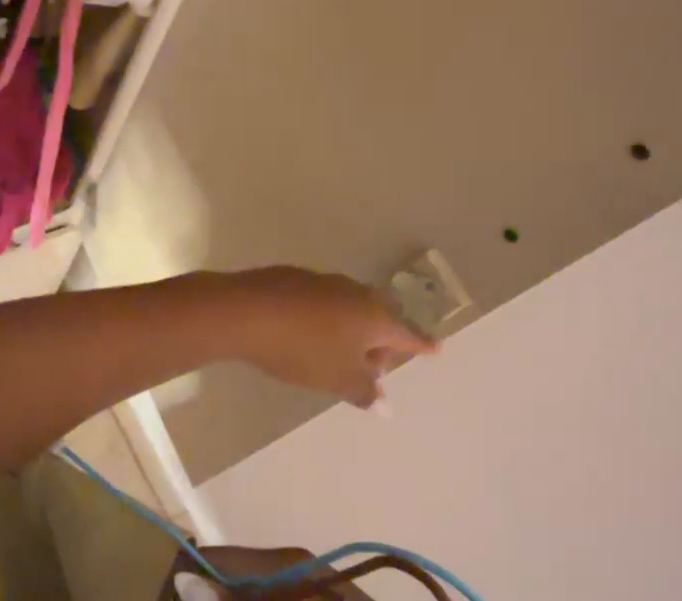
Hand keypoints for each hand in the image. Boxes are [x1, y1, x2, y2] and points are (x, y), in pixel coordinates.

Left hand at [221, 266, 436, 408]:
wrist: (245, 311)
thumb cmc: (302, 349)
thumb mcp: (338, 378)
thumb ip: (365, 391)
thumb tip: (385, 404)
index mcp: (373, 317)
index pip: (407, 334)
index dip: (421, 344)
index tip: (436, 347)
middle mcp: (354, 293)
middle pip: (381, 313)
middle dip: (383, 336)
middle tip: (374, 363)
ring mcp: (323, 281)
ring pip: (351, 304)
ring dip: (352, 326)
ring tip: (340, 353)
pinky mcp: (294, 277)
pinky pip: (324, 299)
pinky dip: (327, 316)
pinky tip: (309, 332)